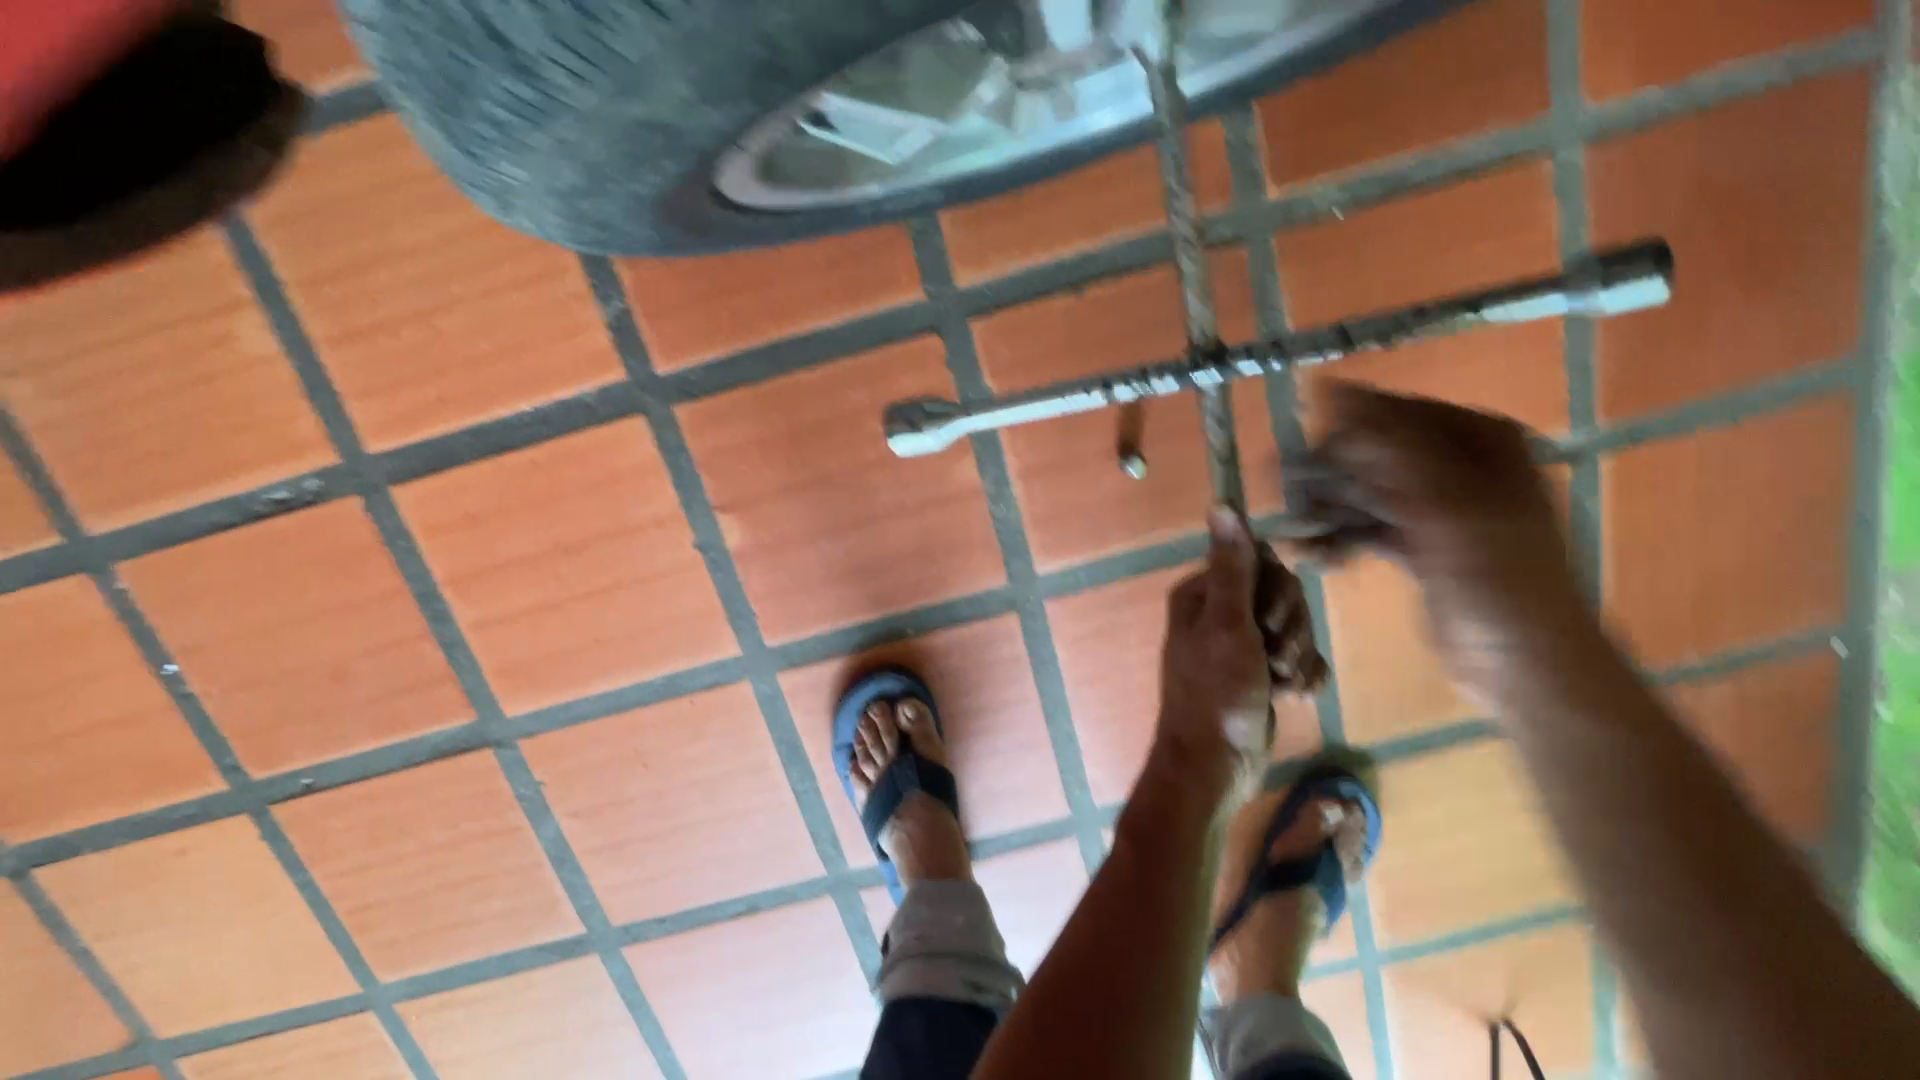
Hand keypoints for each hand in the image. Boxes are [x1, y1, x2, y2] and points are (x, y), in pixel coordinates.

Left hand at [1157, 507, 1318, 781]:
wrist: (1216, 767)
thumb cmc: (1217, 695)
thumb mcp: (1227, 626)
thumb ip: (1232, 567)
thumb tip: (1221, 503)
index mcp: (1202, 594)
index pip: (1262, 564)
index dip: (1278, 594)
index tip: (1268, 624)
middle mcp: (1219, 613)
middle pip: (1283, 596)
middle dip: (1290, 630)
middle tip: (1273, 660)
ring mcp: (1242, 645)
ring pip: (1296, 629)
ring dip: (1298, 657)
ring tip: (1280, 685)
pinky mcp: (1262, 673)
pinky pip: (1301, 659)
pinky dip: (1302, 678)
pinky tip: (1294, 698)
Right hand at [1294, 383, 1593, 701]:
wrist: (1529, 667)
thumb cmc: (1498, 582)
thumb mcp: (1446, 507)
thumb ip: (1390, 448)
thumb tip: (1331, 390)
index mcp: (1482, 442)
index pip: (1396, 414)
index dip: (1343, 428)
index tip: (1293, 448)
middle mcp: (1460, 466)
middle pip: (1376, 454)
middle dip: (1330, 475)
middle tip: (1283, 494)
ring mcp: (1441, 509)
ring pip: (1369, 493)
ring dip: (1330, 511)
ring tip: (1292, 531)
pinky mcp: (1423, 548)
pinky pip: (1371, 529)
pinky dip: (1343, 539)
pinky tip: (1312, 555)